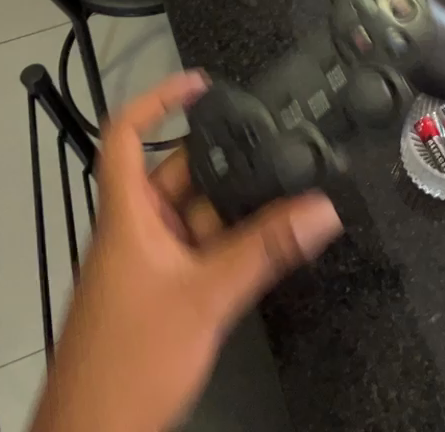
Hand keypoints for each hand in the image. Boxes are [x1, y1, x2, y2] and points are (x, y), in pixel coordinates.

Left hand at [31, 71, 343, 431]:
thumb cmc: (130, 360)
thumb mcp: (206, 297)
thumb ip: (265, 251)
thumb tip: (319, 209)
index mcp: (128, 214)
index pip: (125, 134)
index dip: (158, 99)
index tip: (200, 84)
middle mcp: (136, 229)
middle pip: (178, 173)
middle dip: (223, 162)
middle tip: (275, 147)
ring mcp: (148, 262)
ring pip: (196, 216)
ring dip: (234, 208)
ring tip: (286, 191)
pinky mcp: (161, 292)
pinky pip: (200, 250)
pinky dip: (231, 243)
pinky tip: (267, 244)